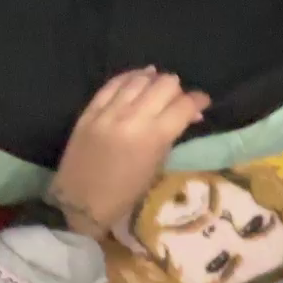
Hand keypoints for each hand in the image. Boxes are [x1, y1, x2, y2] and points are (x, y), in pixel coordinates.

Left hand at [49, 68, 210, 238]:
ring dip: (154, 79)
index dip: (198, 100)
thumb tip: (189, 116)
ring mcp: (109, 112)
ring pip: (139, 79)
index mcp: (154, 137)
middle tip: (177, 99)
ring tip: (158, 84)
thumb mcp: (156, 168)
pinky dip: (128, 78)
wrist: (80, 203)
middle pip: (165, 84)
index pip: (184, 105)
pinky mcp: (90, 111)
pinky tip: (137, 78)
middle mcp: (133, 117)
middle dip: (177, 89)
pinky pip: (112, 84)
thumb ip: (171, 137)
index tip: (202, 102)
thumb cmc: (124, 194)